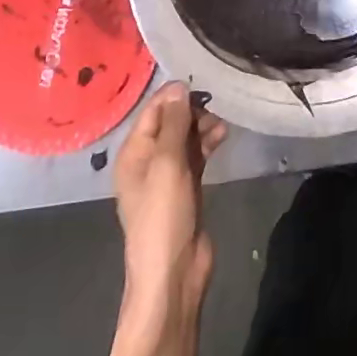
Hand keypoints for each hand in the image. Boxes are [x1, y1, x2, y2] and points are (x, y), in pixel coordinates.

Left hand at [113, 81, 228, 310]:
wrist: (174, 273)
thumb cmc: (163, 215)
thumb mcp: (167, 164)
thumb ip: (173, 124)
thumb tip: (178, 87)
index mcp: (133, 153)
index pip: (152, 112)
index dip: (173, 95)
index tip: (201, 81)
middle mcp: (147, 161)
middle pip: (169, 123)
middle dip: (191, 111)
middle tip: (216, 107)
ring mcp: (167, 176)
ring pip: (184, 139)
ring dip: (201, 127)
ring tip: (222, 124)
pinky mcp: (186, 189)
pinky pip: (195, 157)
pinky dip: (207, 145)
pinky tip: (223, 136)